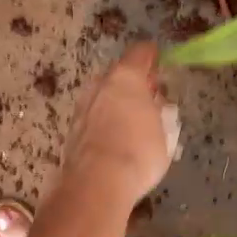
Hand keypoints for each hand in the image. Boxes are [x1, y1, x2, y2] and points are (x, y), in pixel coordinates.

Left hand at [60, 43, 180, 205]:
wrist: (96, 183)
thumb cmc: (138, 152)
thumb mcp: (164, 132)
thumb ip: (159, 112)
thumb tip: (156, 103)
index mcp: (126, 77)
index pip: (140, 53)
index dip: (152, 57)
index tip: (160, 64)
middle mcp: (100, 84)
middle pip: (119, 74)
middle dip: (133, 83)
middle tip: (148, 99)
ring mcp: (82, 105)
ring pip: (103, 95)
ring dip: (116, 103)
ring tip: (132, 123)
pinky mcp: (71, 128)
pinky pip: (93, 116)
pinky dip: (104, 121)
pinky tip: (114, 139)